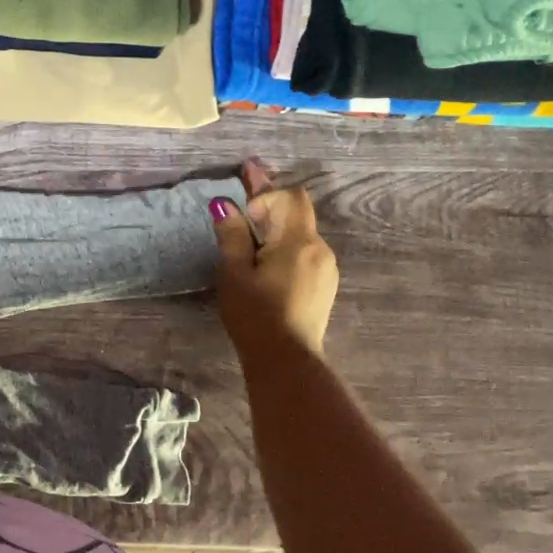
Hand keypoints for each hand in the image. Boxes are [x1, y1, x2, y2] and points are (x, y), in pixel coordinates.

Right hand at [211, 165, 337, 356]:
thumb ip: (232, 235)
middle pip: (297, 214)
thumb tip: (225, 204)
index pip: (290, 196)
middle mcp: (319, 248)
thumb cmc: (255, 313)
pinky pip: (304, 255)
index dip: (265, 193)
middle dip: (268, 210)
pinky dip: (284, 251)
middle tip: (239, 216)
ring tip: (248, 251)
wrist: (286, 358)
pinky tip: (265, 273)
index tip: (241, 209)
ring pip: (300, 236)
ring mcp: (326, 268)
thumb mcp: (234, 273)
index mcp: (298, 241)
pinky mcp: (324, 285)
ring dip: (275, 233)